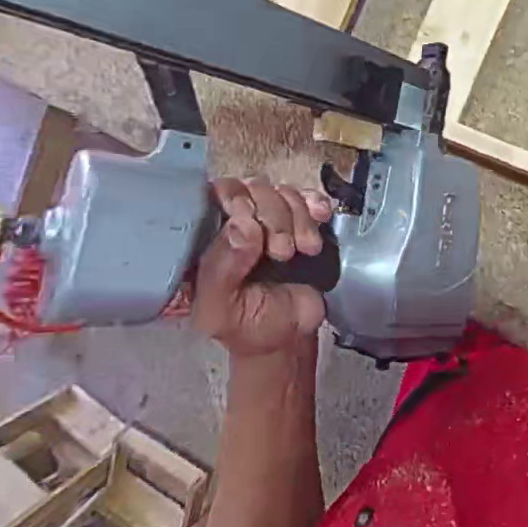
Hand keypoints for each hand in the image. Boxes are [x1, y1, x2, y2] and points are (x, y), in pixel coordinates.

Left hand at [190, 179, 334, 356]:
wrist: (292, 338)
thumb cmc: (248, 326)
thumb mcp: (220, 310)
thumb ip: (222, 269)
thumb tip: (242, 222)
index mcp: (206, 238)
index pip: (212, 195)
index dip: (235, 199)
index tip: (252, 222)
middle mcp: (237, 221)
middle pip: (253, 188)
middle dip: (273, 217)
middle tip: (282, 252)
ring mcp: (271, 219)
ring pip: (283, 192)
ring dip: (298, 218)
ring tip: (304, 250)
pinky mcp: (301, 220)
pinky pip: (309, 197)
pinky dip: (316, 204)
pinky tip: (321, 218)